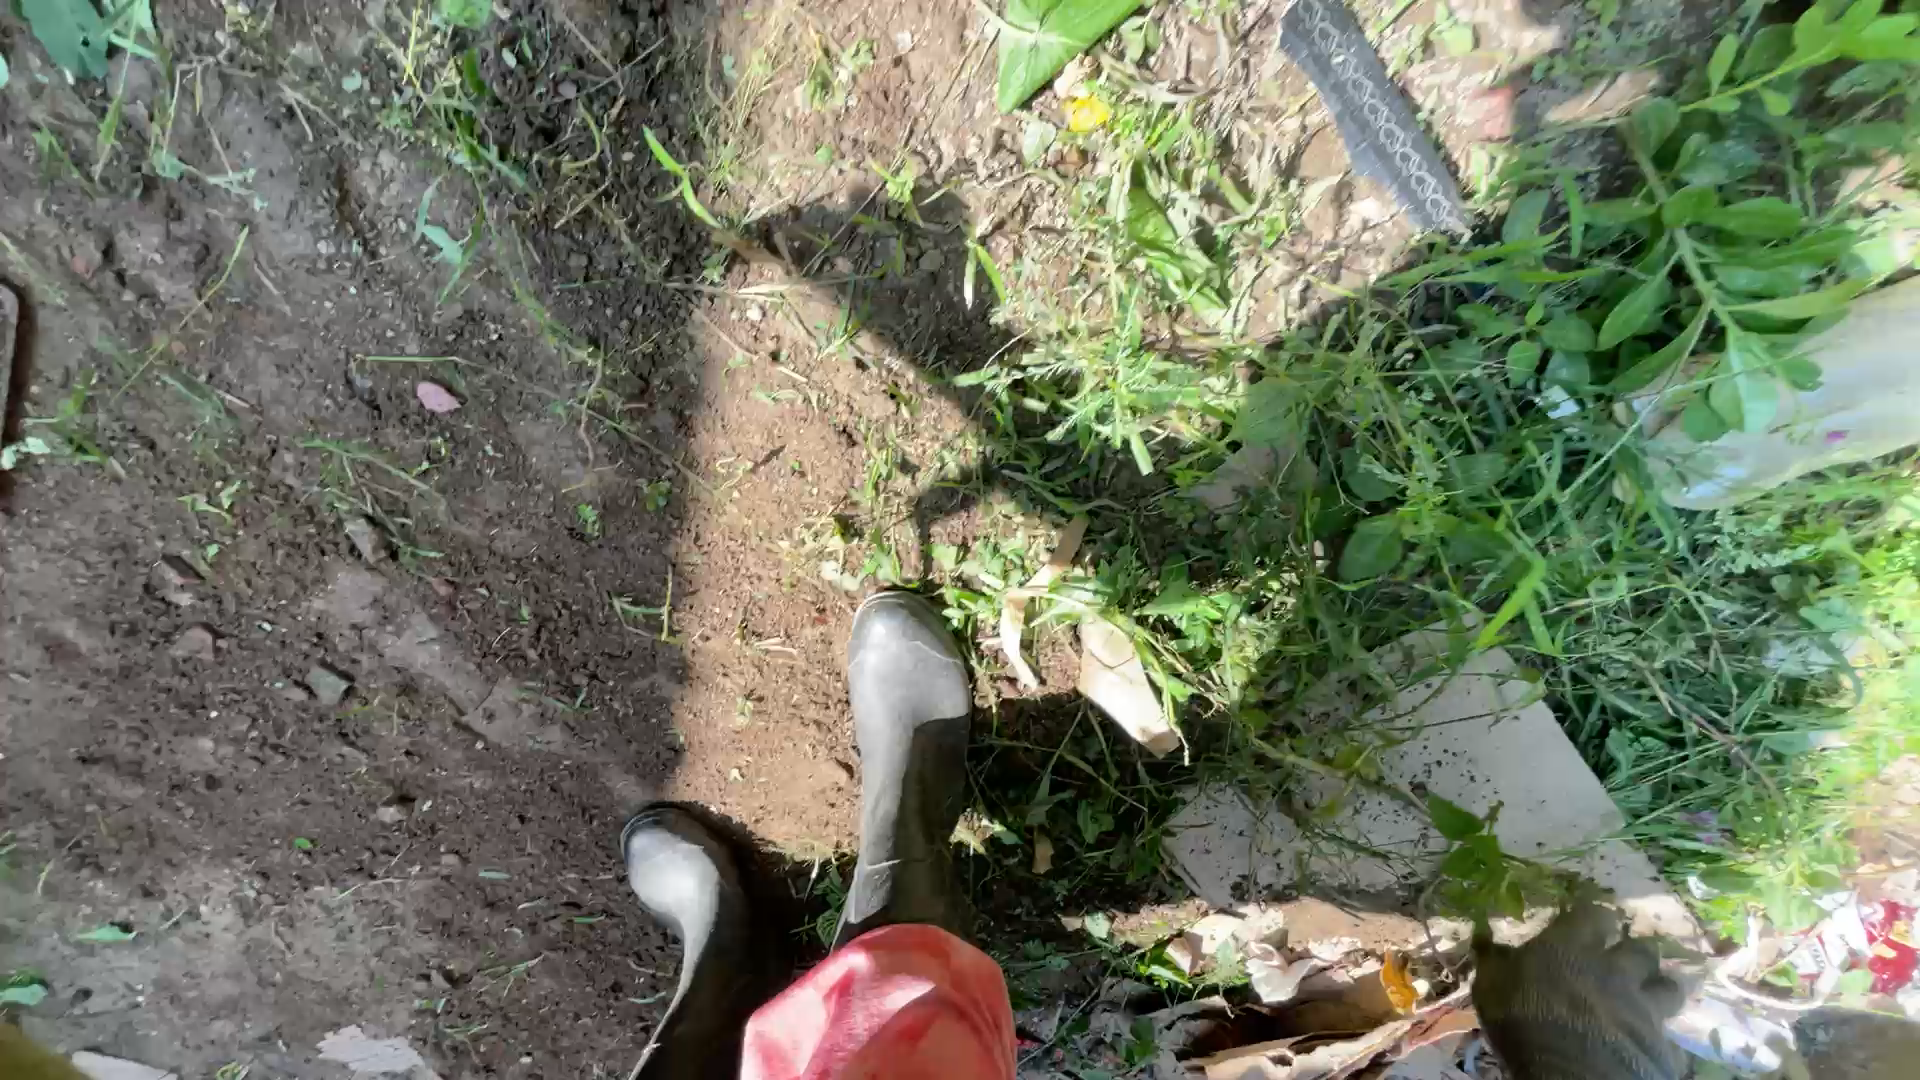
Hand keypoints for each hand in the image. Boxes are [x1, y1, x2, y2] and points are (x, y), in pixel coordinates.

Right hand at [1471, 904, 1687, 1079]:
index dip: (1591, 914)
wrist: (1575, 1075)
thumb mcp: (1491, 984)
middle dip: (1634, 949)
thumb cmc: (1523, 1019)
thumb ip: (1493, 959)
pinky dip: (1661, 1033)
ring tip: (1650, 990)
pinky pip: (1670, 1034)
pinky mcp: (1663, 1046)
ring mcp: (1643, 1009)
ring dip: (1659, 986)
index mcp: (1569, 947)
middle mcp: (1612, 971)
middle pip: (1640, 949)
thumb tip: (1483, 933)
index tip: (1587, 917)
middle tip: (1624, 955)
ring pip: (1668, 988)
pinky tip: (1650, 1037)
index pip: (1591, 914)